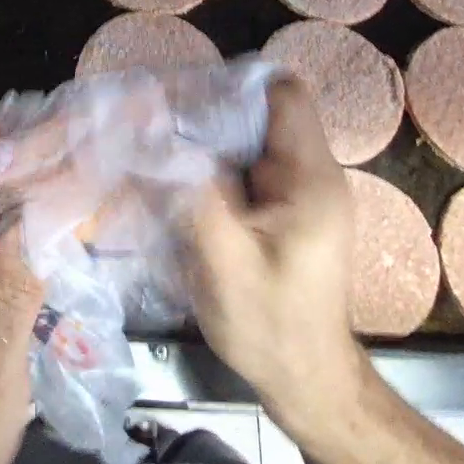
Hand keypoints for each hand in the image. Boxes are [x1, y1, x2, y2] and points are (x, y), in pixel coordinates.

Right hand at [184, 78, 370, 428]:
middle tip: (152, 124)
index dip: (231, 84)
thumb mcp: (224, 260)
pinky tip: (179, 180)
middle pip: (261, 111)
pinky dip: (213, 165)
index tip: (178, 99)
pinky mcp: (285, 208)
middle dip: (207, 111)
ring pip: (250, 137)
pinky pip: (248, 166)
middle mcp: (311, 172)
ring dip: (206, 140)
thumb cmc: (270, 325)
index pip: (282, 92)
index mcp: (309, 175)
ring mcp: (299, 190)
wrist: (304, 379)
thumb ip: (193, 191)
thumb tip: (157, 133)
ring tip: (156, 148)